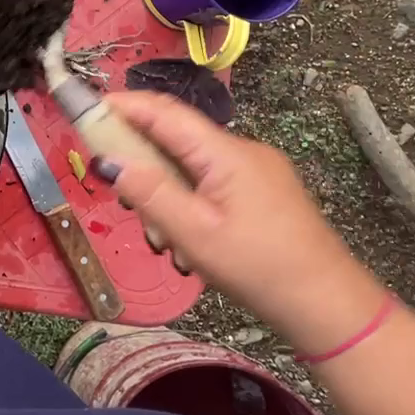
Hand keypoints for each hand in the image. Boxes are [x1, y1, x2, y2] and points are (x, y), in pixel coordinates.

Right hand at [100, 91, 387, 354]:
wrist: (331, 309)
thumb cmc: (259, 269)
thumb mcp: (193, 233)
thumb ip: (147, 192)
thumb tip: (107, 160)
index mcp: (227, 154)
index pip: (164, 112)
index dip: (121, 105)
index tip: (83, 110)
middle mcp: (243, 151)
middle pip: (174, 136)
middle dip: (137, 156)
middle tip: (114, 189)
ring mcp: (256, 170)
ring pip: (189, 162)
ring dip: (160, 186)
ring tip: (155, 230)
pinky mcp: (262, 191)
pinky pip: (208, 179)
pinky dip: (183, 196)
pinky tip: (181, 234)